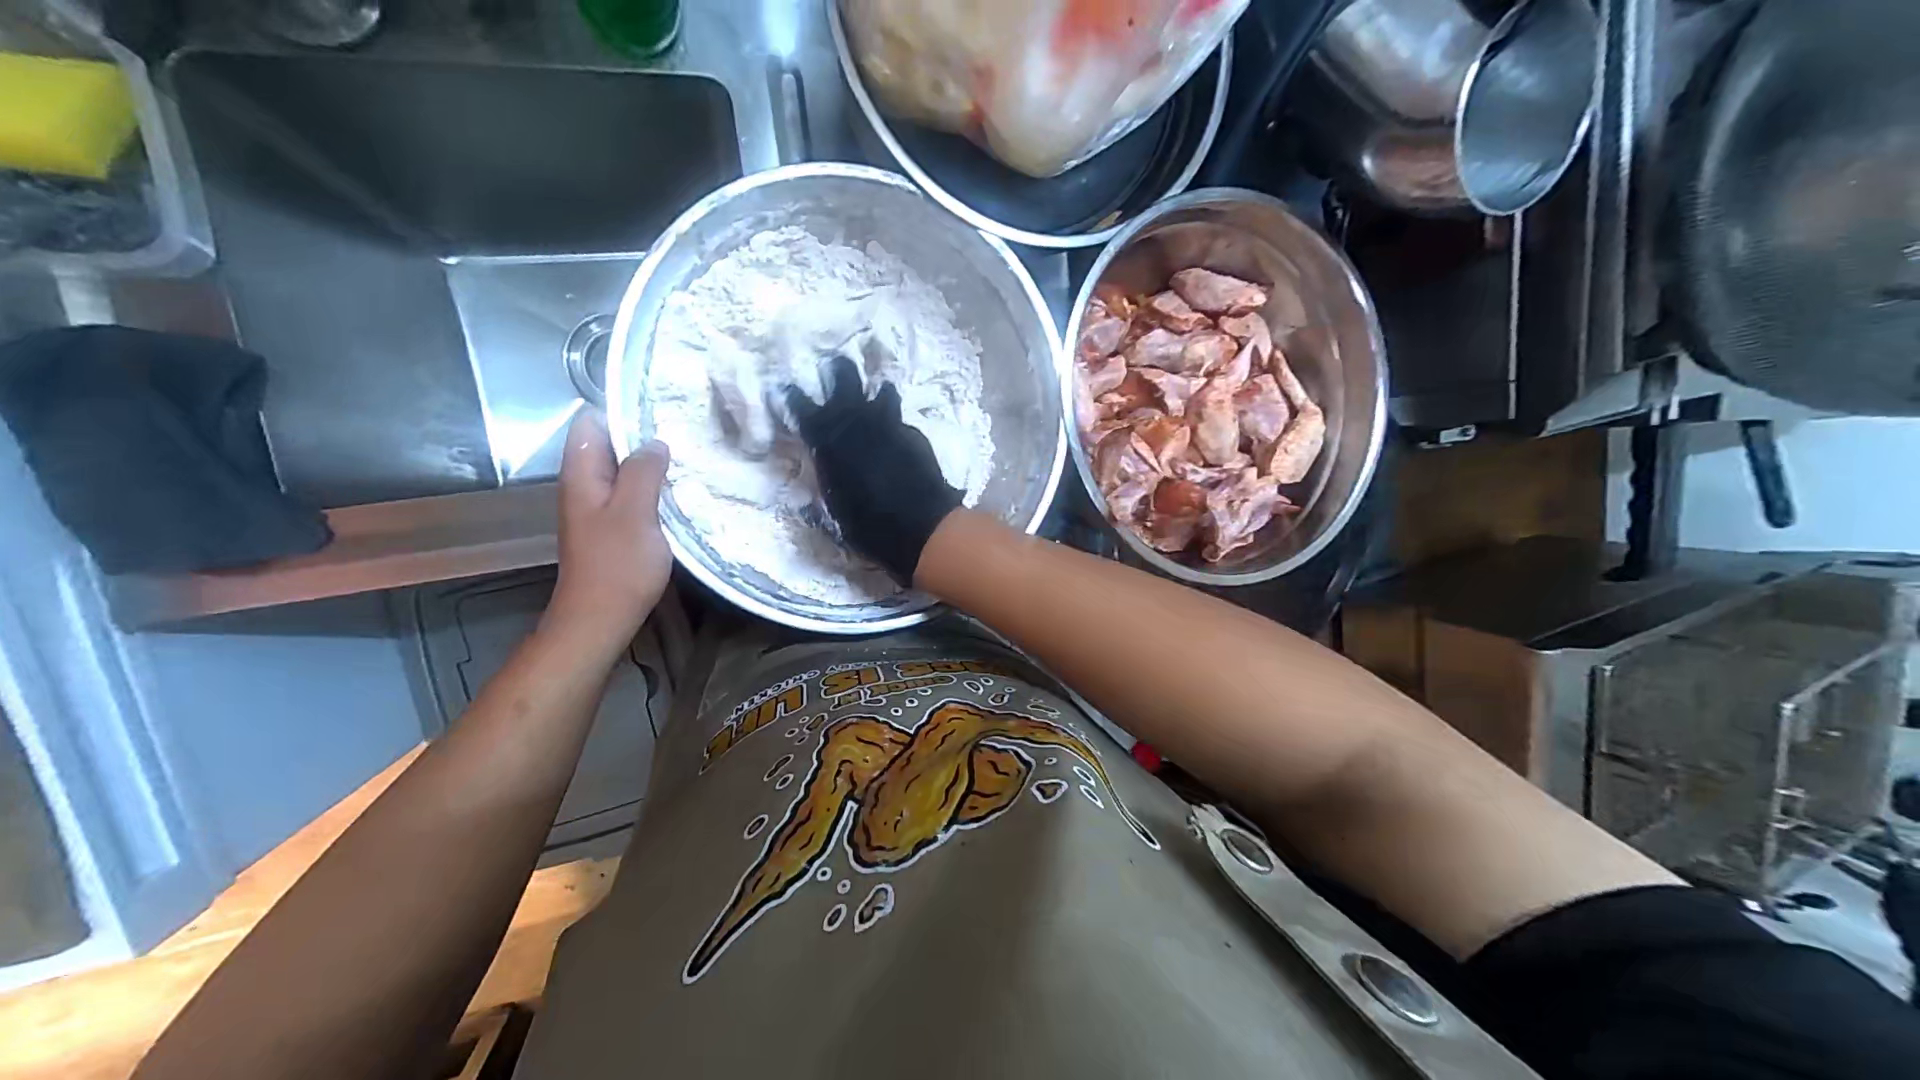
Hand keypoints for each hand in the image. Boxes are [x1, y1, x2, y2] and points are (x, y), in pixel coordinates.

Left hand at [544, 410, 671, 650]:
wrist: (601, 618)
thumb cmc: (617, 564)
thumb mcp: (635, 512)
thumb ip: (643, 472)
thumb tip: (655, 443)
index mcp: (582, 475)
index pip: (592, 424)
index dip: (621, 410)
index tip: (660, 407)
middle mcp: (585, 487)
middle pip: (609, 446)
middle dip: (642, 436)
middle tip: (684, 431)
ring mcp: (598, 509)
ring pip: (623, 472)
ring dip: (650, 465)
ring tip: (687, 458)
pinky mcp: (613, 528)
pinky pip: (632, 495)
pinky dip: (652, 489)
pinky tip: (678, 492)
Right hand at [786, 354, 961, 583]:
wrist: (919, 524)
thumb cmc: (866, 521)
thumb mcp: (834, 500)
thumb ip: (829, 470)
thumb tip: (826, 459)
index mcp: (828, 436)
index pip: (801, 405)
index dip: (792, 396)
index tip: (787, 390)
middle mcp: (856, 419)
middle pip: (844, 376)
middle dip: (837, 370)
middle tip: (834, 367)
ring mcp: (889, 422)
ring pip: (882, 390)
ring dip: (876, 392)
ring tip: (874, 397)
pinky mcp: (913, 432)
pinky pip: (899, 420)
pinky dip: (894, 424)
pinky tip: (895, 437)